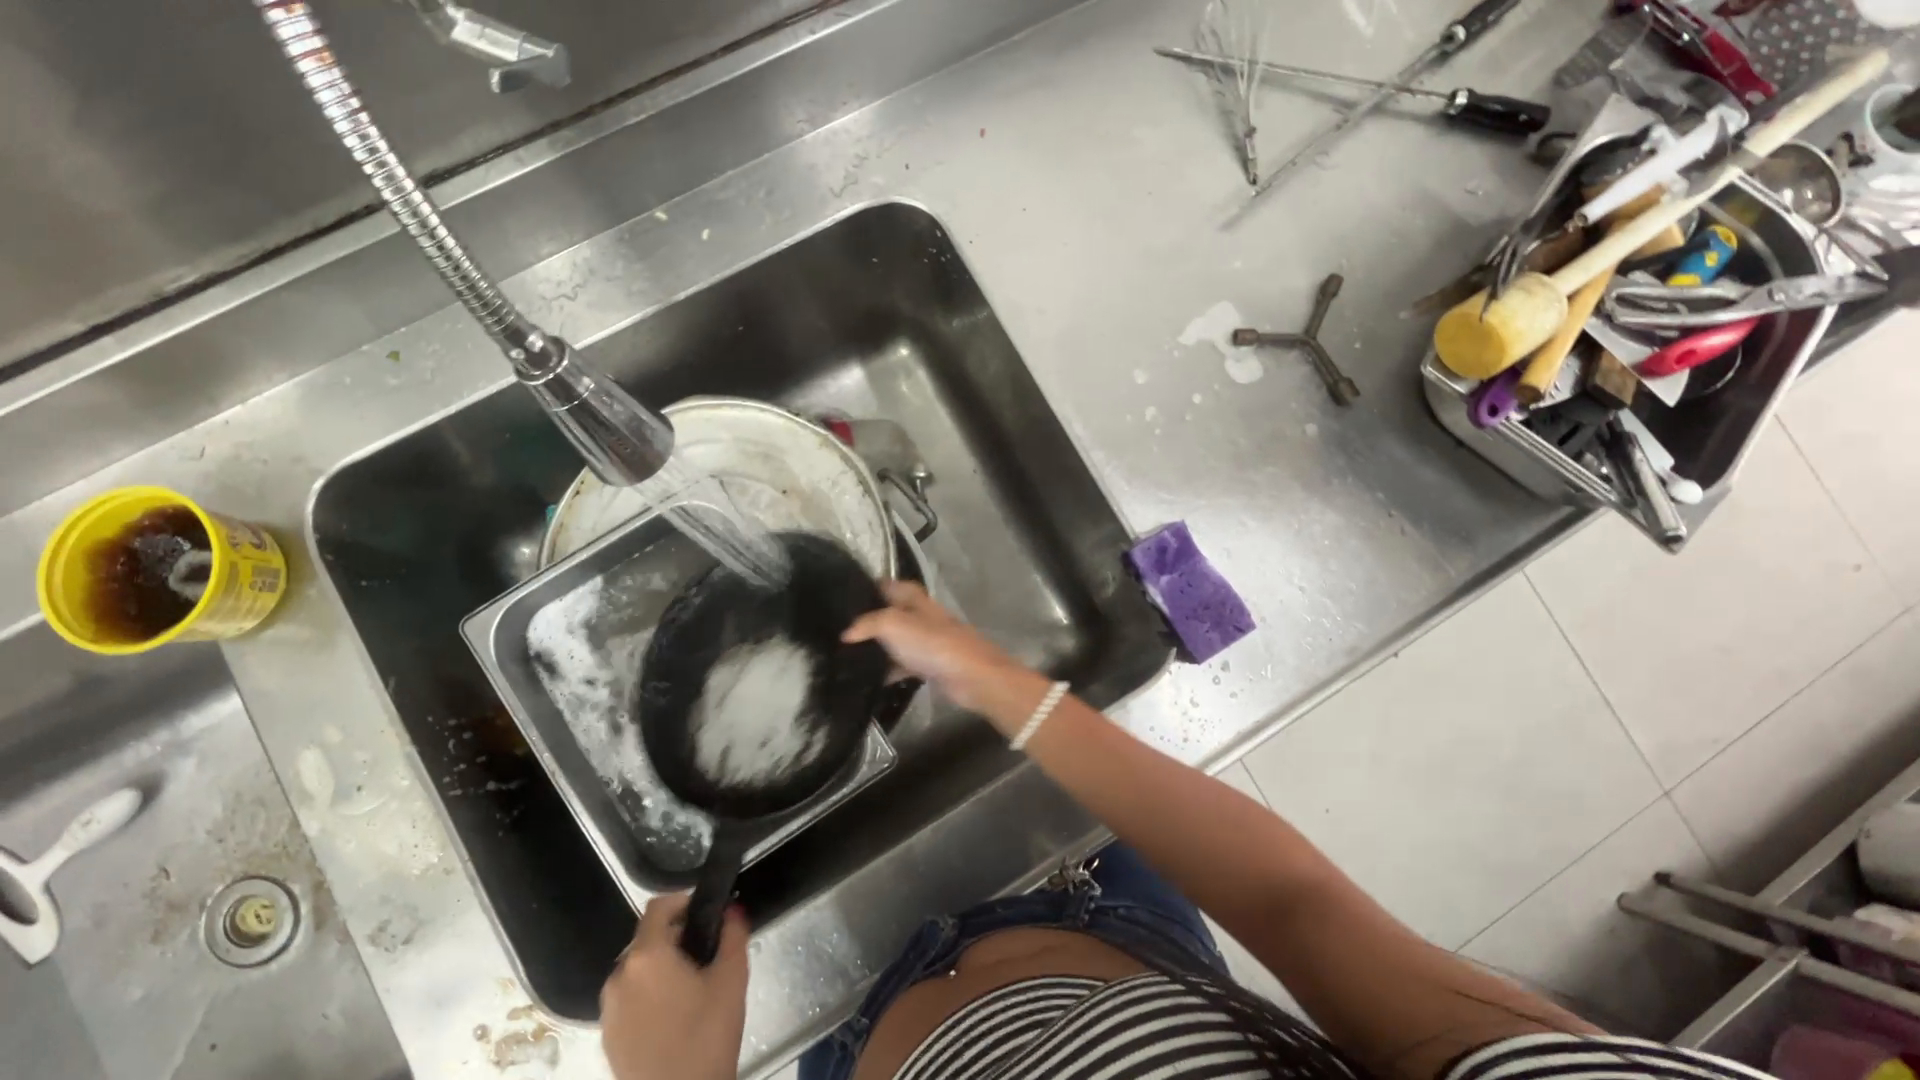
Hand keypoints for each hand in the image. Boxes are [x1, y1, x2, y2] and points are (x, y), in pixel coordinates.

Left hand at [600, 893, 749, 1079]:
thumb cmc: (707, 1037)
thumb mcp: (732, 981)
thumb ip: (733, 936)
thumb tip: (732, 911)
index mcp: (647, 956)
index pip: (658, 906)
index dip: (683, 902)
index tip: (706, 916)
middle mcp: (619, 975)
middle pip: (647, 941)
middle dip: (676, 940)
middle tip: (707, 958)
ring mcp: (608, 1009)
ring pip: (637, 972)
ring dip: (661, 970)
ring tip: (692, 993)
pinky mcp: (606, 1037)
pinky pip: (629, 1000)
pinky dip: (648, 998)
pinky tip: (673, 1022)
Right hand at [842, 582, 1047, 722]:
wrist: (971, 676)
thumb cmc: (932, 643)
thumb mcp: (893, 624)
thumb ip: (866, 624)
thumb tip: (845, 633)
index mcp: (913, 598)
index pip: (886, 585)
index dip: (866, 587)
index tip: (839, 597)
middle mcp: (919, 615)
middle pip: (888, 613)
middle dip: (866, 620)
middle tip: (836, 630)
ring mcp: (925, 641)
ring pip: (893, 640)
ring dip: (875, 647)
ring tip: (845, 655)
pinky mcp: (928, 665)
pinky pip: (901, 665)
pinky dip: (887, 671)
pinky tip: (868, 679)